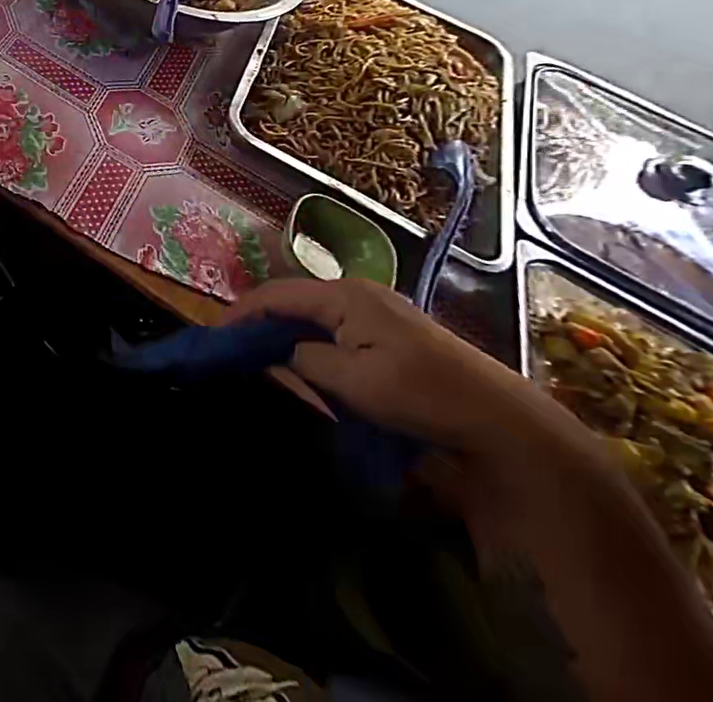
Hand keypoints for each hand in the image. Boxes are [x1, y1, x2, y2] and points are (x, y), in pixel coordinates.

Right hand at [226, 279, 587, 461]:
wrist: (498, 418)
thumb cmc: (421, 396)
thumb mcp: (352, 382)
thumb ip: (304, 360)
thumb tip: (282, 352)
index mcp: (345, 296)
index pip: (277, 295)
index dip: (241, 313)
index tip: (214, 336)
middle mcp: (357, 293)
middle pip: (292, 300)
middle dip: (259, 321)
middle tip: (231, 347)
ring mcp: (376, 310)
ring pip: (312, 314)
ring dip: (283, 332)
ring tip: (256, 354)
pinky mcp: (388, 331)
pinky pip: (332, 328)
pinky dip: (308, 341)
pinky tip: (300, 360)